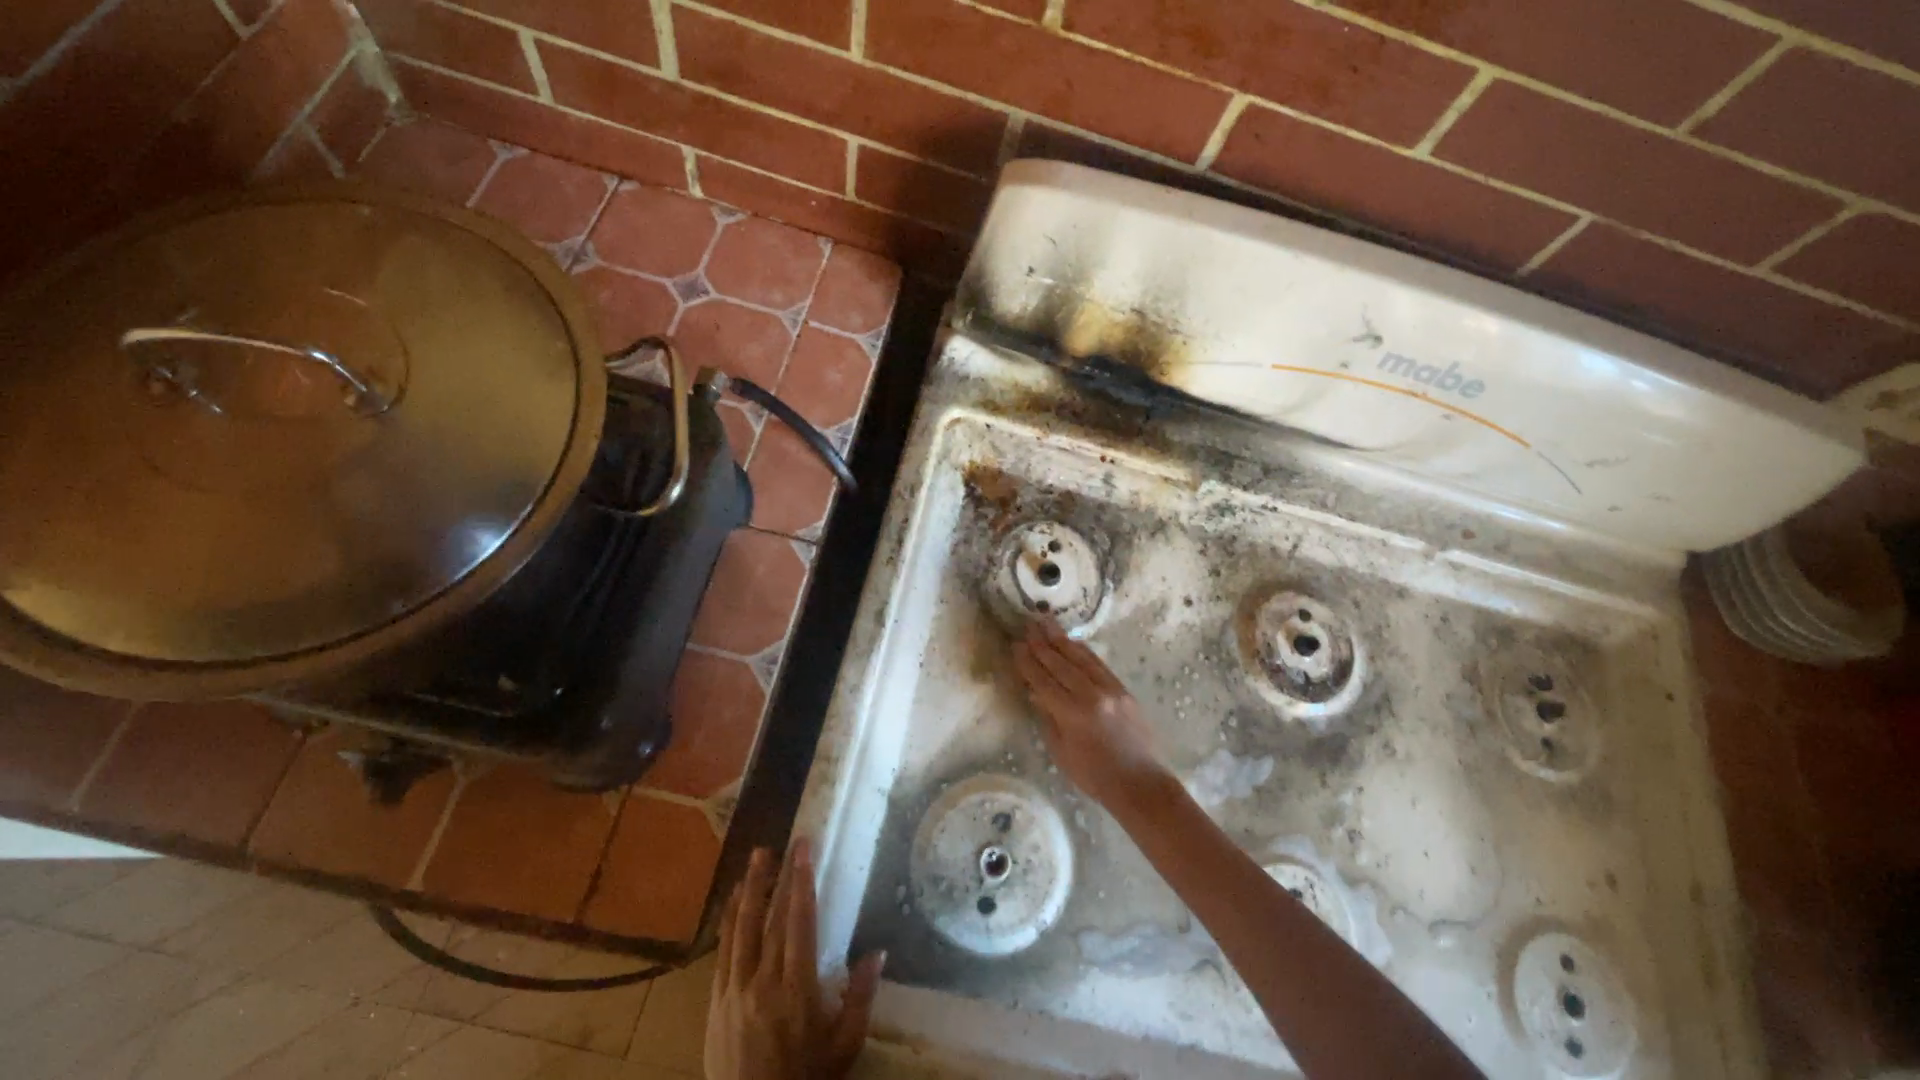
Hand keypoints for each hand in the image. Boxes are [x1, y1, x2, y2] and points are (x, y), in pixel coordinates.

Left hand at [706, 843, 883, 1079]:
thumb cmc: (807, 1078)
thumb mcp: (845, 1045)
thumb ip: (860, 997)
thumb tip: (878, 952)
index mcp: (797, 990)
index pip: (800, 924)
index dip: (802, 884)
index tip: (804, 851)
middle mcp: (763, 982)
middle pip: (770, 919)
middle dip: (778, 877)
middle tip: (783, 843)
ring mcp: (734, 990)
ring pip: (741, 929)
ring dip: (750, 889)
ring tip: (756, 858)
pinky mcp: (716, 1001)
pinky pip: (722, 952)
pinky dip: (728, 922)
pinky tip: (733, 902)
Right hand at [1011, 618, 1171, 809]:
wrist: (1140, 783)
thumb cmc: (1094, 776)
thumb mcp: (1061, 752)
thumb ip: (1048, 718)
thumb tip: (1036, 692)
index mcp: (1072, 714)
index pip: (1043, 681)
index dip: (1027, 662)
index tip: (1015, 645)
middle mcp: (1092, 695)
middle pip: (1061, 664)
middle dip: (1042, 643)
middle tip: (1028, 624)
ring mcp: (1111, 690)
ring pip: (1082, 658)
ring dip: (1062, 639)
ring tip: (1047, 622)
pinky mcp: (1123, 690)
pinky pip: (1099, 664)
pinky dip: (1083, 651)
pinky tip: (1073, 642)